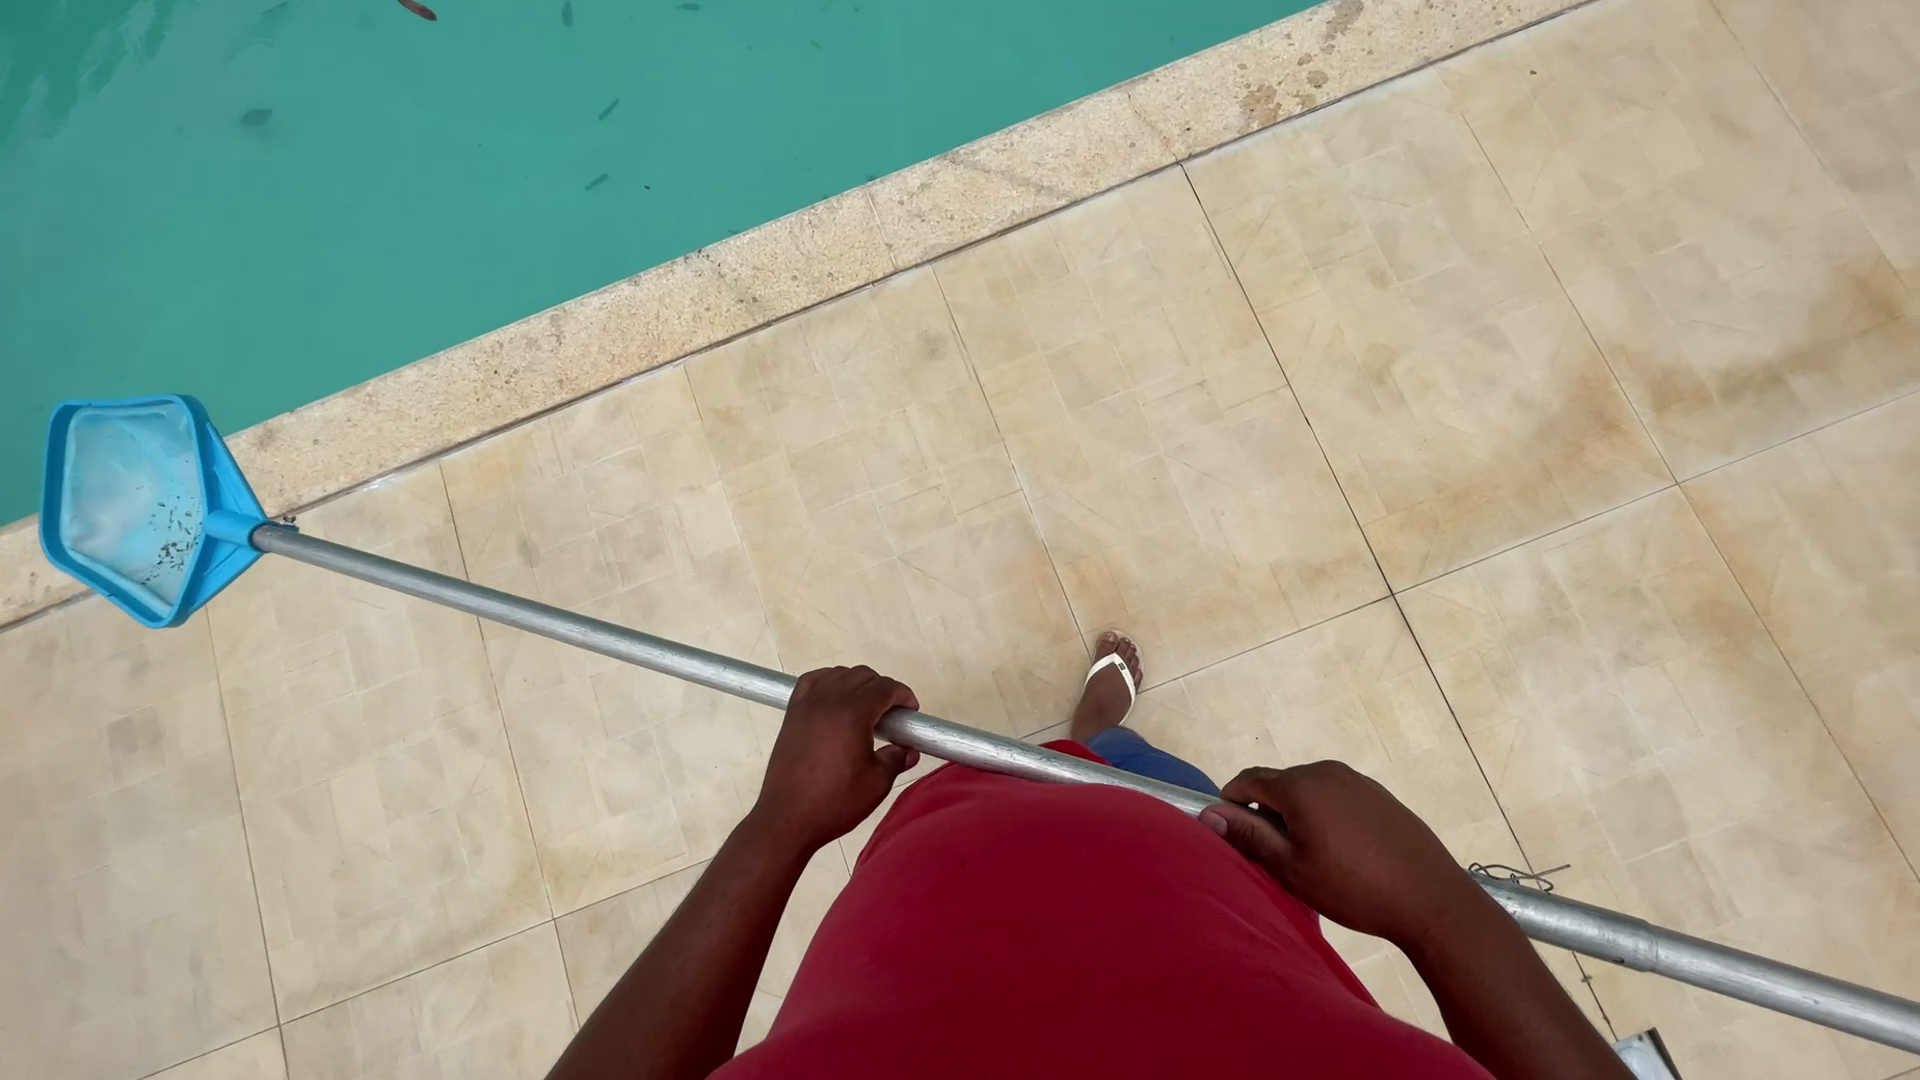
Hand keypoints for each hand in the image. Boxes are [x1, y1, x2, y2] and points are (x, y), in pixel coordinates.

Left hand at [749, 666, 920, 852]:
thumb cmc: (834, 802)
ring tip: (864, 709)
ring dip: (856, 683)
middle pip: (863, 675)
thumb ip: (896, 759)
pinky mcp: (792, 713)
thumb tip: (908, 750)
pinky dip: (828, 681)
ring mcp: (807, 704)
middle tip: (891, 716)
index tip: (910, 713)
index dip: (903, 696)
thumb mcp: (877, 783)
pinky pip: (812, 681)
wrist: (786, 819)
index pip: (885, 687)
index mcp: (853, 713)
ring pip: (838, 674)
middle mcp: (829, 700)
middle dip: (882, 689)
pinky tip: (834, 699)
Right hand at [1199, 761, 1491, 947]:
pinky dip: (1325, 811)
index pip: (1248, 780)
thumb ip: (1248, 836)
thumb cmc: (1354, 888)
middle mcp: (1325, 771)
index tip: (1233, 831)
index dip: (1232, 801)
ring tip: (1310, 851)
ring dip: (1296, 810)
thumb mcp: (1292, 868)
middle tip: (1274, 851)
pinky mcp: (1378, 793)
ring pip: (1307, 787)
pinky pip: (1335, 793)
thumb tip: (1208, 813)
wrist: (1434, 902)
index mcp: (1299, 786)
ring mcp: (1355, 779)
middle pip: (1277, 782)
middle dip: (1266, 809)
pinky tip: (1342, 847)